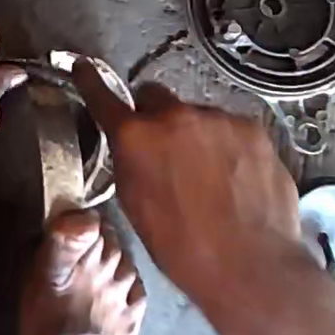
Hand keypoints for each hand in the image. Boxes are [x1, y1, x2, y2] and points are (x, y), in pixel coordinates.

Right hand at [74, 65, 310, 308]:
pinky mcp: (250, 127)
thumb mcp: (137, 206)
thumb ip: (130, 163)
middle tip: (167, 151)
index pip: (104, 99)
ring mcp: (216, 118)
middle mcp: (174, 116)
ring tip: (212, 177)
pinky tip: (237, 178)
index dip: (90, 82)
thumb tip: (133, 147)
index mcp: (137, 138)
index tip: (83, 67)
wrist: (252, 267)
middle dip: (155, 118)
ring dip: (196, 136)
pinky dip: (229, 146)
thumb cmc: (184, 248)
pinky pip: (230, 128)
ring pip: (196, 116)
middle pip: (155, 98)